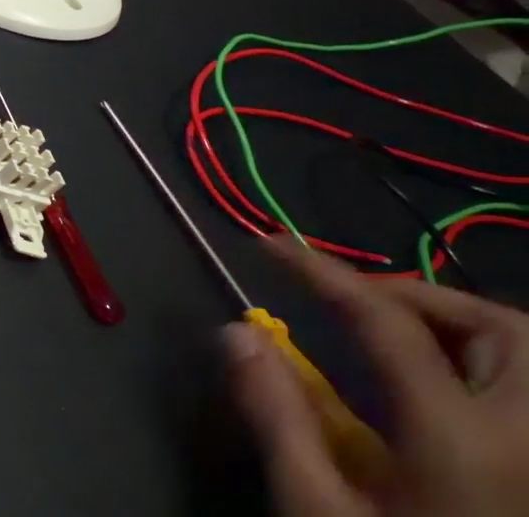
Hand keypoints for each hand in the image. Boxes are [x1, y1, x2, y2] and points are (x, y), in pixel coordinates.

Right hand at [227, 235, 528, 516]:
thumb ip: (277, 416)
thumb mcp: (316, 507)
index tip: (269, 246)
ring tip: (398, 335)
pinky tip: (444, 384)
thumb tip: (237, 333)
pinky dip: (491, 365)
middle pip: (502, 328)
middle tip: (352, 300)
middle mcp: (527, 436)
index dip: (321, 271)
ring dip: (462, 327)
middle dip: (420, 297)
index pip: (386, 321)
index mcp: (460, 438)